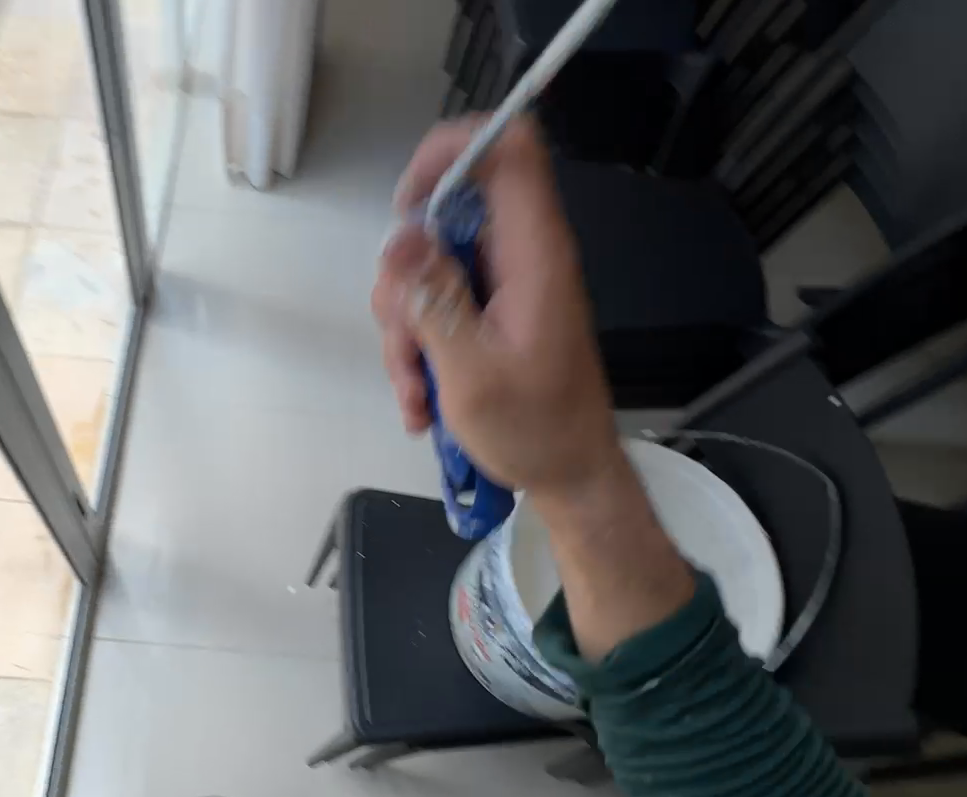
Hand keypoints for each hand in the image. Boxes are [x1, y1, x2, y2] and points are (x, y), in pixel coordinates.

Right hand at [375, 117, 692, 654]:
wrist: (568, 476)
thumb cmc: (534, 430)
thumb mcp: (472, 373)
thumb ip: (434, 301)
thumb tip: (399, 236)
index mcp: (532, 256)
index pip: (505, 150)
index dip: (450, 152)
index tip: (406, 207)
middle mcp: (516, 261)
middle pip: (442, 224)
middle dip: (403, 283)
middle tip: (406, 343)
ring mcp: (500, 292)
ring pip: (426, 276)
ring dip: (404, 334)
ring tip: (416, 393)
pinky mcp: (487, 321)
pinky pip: (434, 314)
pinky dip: (417, 355)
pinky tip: (421, 402)